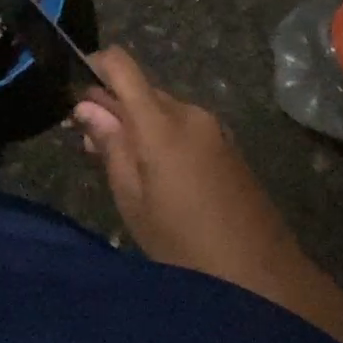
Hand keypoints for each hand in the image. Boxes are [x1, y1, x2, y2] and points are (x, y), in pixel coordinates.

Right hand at [74, 47, 342, 342]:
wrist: (265, 278)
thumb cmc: (185, 243)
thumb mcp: (133, 199)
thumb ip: (109, 145)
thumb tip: (86, 108)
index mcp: (161, 122)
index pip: (121, 64)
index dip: (94, 67)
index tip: (77, 97)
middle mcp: (189, 112)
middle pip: (140, 90)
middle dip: (113, 108)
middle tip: (93, 147)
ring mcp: (214, 128)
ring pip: (161, 109)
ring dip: (139, 125)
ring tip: (127, 169)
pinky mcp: (228, 146)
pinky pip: (184, 126)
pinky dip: (163, 137)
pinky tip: (161, 178)